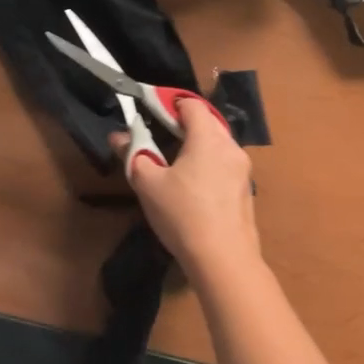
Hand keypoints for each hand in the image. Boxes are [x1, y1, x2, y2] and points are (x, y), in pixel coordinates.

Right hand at [110, 97, 258, 276]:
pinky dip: (207, 164)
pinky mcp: (245, 193)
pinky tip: (191, 186)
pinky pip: (224, 165)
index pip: (191, 104)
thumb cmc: (183, 214)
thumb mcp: (147, 182)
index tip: (149, 110)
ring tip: (172, 160)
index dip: (169, 102)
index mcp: (208, 138)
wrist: (225, 261)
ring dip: (196, 144)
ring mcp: (242, 172)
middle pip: (207, 122)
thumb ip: (132, 153)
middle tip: (158, 134)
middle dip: (182, 123)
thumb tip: (118, 136)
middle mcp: (230, 148)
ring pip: (217, 145)